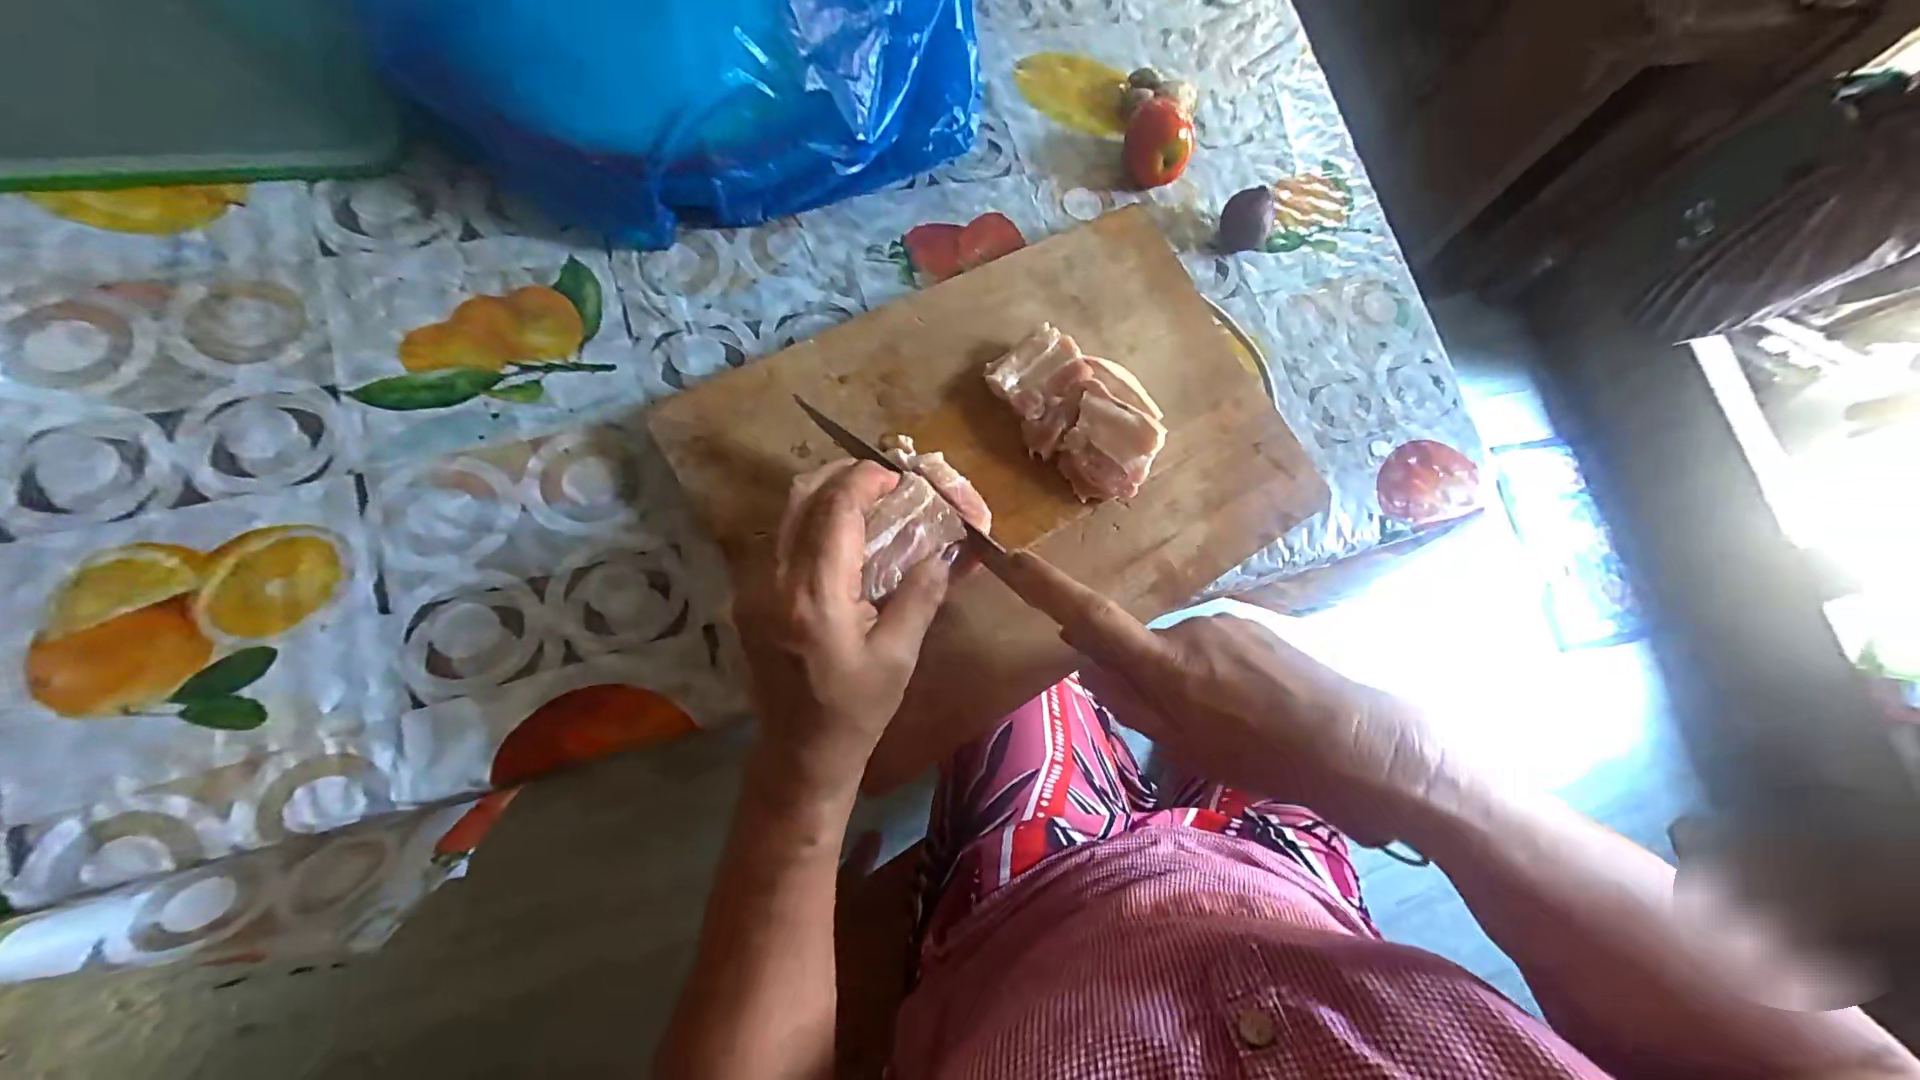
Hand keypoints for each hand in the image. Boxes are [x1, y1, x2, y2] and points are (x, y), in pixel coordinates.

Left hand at [734, 461, 951, 787]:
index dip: (865, 481)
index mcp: (815, 597)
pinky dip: (808, 521)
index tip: (895, 477)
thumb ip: (920, 596)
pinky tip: (837, 536)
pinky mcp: (748, 598)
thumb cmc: (855, 711)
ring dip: (823, 496)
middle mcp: (773, 582)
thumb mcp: (899, 657)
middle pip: (800, 498)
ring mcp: (753, 588)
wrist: (798, 753)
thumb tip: (942, 552)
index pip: (835, 511)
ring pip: (784, 514)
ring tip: (863, 501)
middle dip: (842, 476)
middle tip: (880, 481)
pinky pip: (778, 539)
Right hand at [998, 552, 1451, 845]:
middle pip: (1145, 645)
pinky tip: (1263, 708)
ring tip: (1244, 725)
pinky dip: (1225, 673)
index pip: (1092, 617)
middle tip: (1195, 725)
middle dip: (1151, 676)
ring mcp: (1228, 619)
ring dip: (1195, 679)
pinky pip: (1219, 644)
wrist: (1372, 746)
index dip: (1047, 588)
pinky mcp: (1258, 621)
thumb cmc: (1271, 758)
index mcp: (1167, 663)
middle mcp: (1191, 626)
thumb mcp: (1189, 746)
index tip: (1010, 556)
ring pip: (1186, 648)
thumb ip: (1131, 701)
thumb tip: (1086, 663)